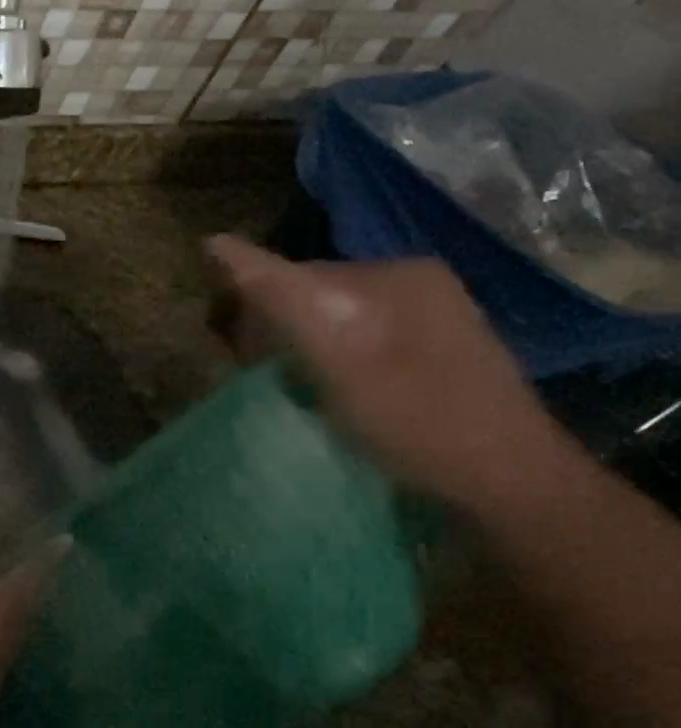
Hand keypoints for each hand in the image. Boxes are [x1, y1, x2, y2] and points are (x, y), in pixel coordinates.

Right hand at [209, 235, 562, 507]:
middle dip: (279, 329)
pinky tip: (338, 397)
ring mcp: (435, 316)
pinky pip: (364, 340)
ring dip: (306, 349)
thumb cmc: (416, 420)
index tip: (236, 353)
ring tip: (298, 391)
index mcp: (395, 272)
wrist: (518, 493)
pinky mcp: (442, 350)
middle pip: (314, 295)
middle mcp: (416, 281)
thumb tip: (215, 241)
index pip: (292, 275)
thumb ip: (277, 295)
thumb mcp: (332, 357)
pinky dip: (338, 361)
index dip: (254, 311)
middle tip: (262, 376)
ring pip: (337, 320)